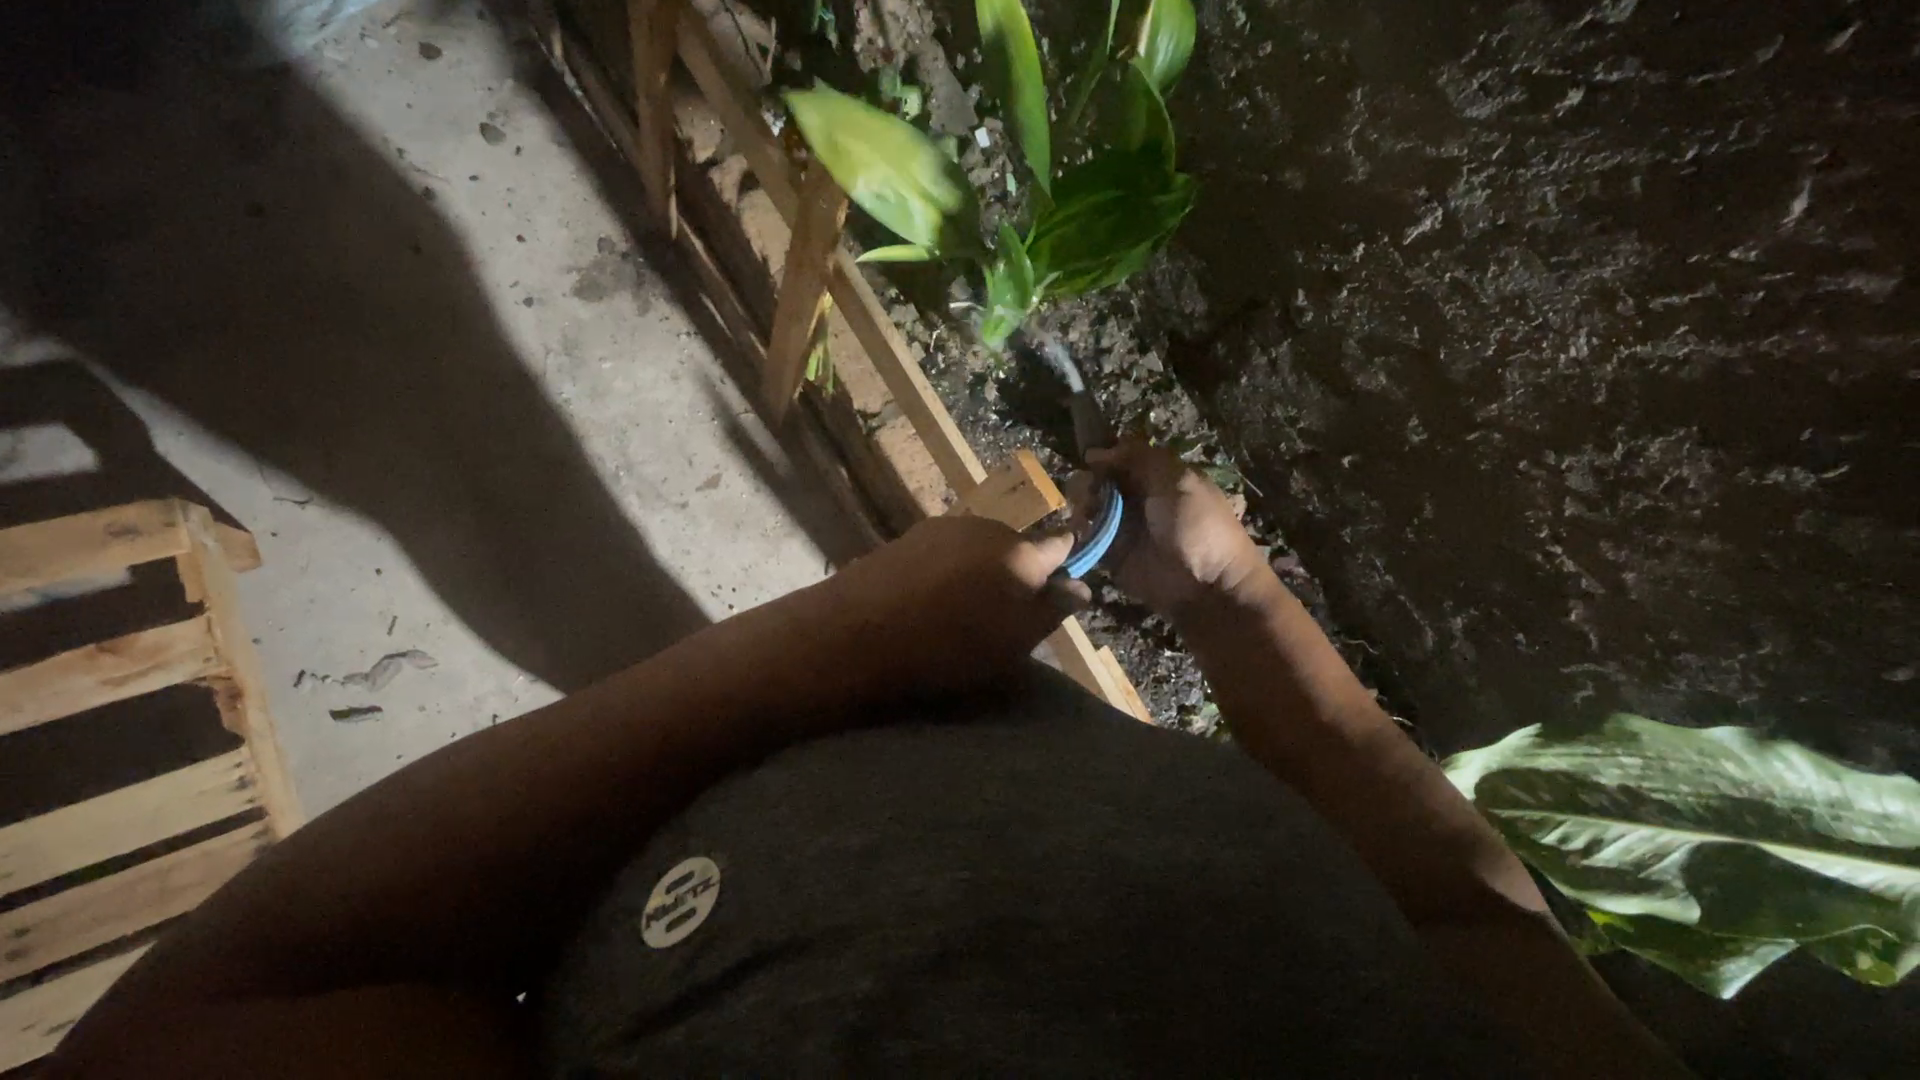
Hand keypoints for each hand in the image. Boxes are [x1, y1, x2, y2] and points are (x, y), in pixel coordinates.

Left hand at [822, 515, 1089, 695]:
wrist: (858, 632)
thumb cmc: (948, 648)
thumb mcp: (1012, 642)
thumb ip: (1050, 610)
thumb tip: (1081, 585)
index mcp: (1021, 554)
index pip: (1058, 545)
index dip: (1063, 560)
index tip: (1061, 577)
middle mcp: (988, 529)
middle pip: (1015, 545)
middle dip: (1017, 569)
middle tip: (1003, 610)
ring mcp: (944, 527)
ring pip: (977, 546)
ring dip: (978, 568)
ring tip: (962, 608)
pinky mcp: (908, 536)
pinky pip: (943, 551)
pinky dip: (946, 569)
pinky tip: (929, 598)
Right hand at [1071, 438, 1266, 620]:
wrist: (1206, 584)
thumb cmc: (1198, 525)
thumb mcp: (1177, 479)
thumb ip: (1139, 458)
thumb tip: (1096, 452)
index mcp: (1158, 477)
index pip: (1122, 459)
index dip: (1105, 457)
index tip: (1090, 460)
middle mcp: (1138, 499)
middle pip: (1100, 481)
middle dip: (1089, 482)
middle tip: (1089, 492)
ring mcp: (1122, 527)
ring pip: (1089, 507)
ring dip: (1082, 505)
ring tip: (1084, 513)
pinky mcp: (1110, 554)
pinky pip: (1086, 537)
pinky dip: (1078, 531)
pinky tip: (1079, 529)